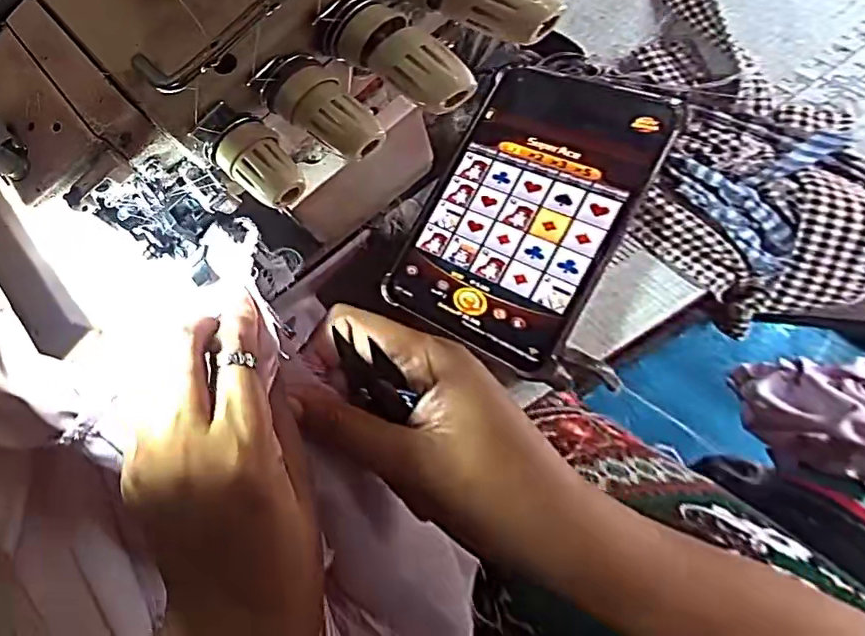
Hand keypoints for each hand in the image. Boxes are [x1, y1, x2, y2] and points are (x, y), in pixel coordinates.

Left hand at [121, 298, 323, 635]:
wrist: (230, 620)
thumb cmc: (282, 559)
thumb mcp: (299, 484)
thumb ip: (279, 413)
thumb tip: (263, 362)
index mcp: (240, 447)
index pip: (236, 359)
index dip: (240, 322)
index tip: (241, 299)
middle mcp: (187, 443)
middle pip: (182, 353)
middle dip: (200, 327)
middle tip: (216, 323)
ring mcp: (151, 456)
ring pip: (159, 378)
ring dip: (180, 362)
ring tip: (200, 362)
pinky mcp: (131, 472)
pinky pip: (147, 414)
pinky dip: (167, 400)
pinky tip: (185, 407)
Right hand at [289, 304, 599, 571]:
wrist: (572, 542)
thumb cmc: (502, 496)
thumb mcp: (409, 462)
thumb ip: (344, 425)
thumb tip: (291, 398)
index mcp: (428, 352)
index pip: (346, 321)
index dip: (320, 352)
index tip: (313, 395)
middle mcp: (435, 357)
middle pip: (357, 351)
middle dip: (342, 391)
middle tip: (346, 434)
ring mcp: (444, 383)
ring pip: (374, 382)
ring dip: (365, 416)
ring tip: (382, 457)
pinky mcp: (449, 409)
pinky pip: (397, 404)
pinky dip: (387, 430)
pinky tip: (401, 465)